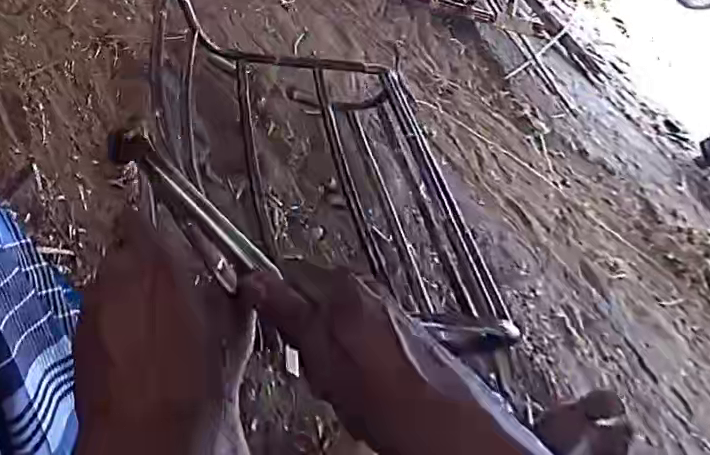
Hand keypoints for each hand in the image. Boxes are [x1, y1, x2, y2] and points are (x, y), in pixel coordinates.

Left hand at [76, 207, 252, 454]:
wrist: (144, 441)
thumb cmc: (190, 394)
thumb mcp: (228, 339)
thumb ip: (227, 299)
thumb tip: (235, 287)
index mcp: (158, 264)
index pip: (140, 218)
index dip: (148, 223)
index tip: (156, 231)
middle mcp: (119, 272)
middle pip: (124, 249)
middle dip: (141, 265)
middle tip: (163, 293)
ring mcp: (94, 299)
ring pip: (109, 280)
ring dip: (125, 293)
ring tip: (149, 329)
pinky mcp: (78, 328)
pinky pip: (96, 309)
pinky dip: (110, 320)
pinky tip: (130, 349)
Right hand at [239, 262, 560, 454]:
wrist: (457, 438)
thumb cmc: (391, 398)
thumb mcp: (319, 353)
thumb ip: (285, 310)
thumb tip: (252, 278)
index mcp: (342, 283)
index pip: (286, 273)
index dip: (276, 303)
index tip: (274, 331)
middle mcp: (368, 289)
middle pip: (314, 300)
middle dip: (307, 334)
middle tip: (312, 369)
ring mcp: (391, 314)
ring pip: (339, 325)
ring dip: (332, 354)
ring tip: (342, 389)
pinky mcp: (409, 342)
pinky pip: (366, 344)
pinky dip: (359, 367)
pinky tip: (367, 396)